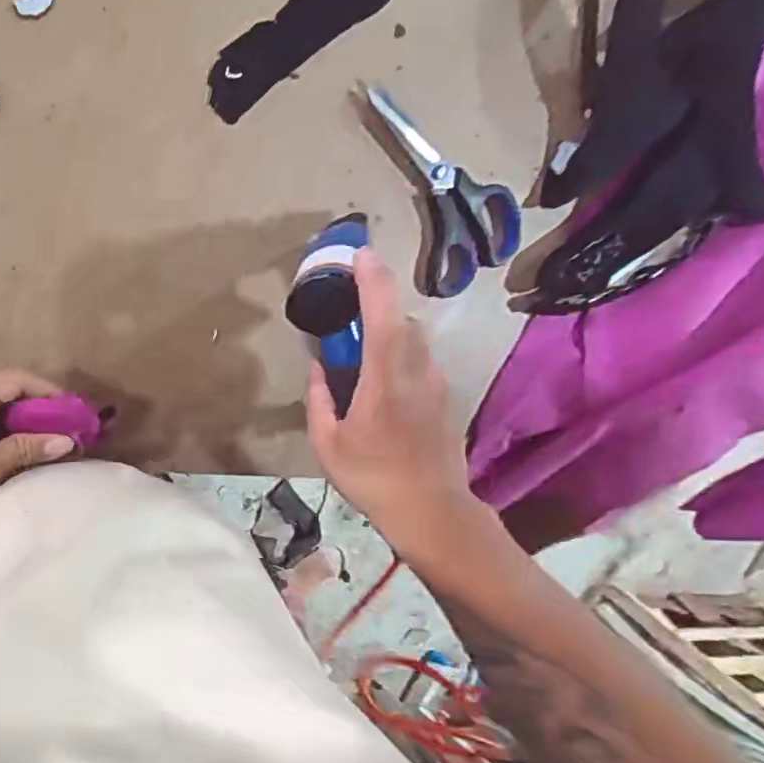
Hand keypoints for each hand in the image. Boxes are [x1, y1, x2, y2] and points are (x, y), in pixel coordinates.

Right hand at [305, 250, 484, 555]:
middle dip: (377, 307)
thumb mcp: (327, 444)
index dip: (374, 285)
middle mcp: (418, 375)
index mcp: (385, 385)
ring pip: (413, 342)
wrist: (429, 507)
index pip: (384, 321)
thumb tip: (319, 370)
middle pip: (402, 324)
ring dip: (386, 334)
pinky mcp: (444, 396)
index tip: (361, 255)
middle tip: (347, 309)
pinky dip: (396, 357)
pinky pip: (418, 363)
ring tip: (357, 350)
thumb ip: (320, 400)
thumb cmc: (370, 478)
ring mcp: (438, 384)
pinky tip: (376, 383)